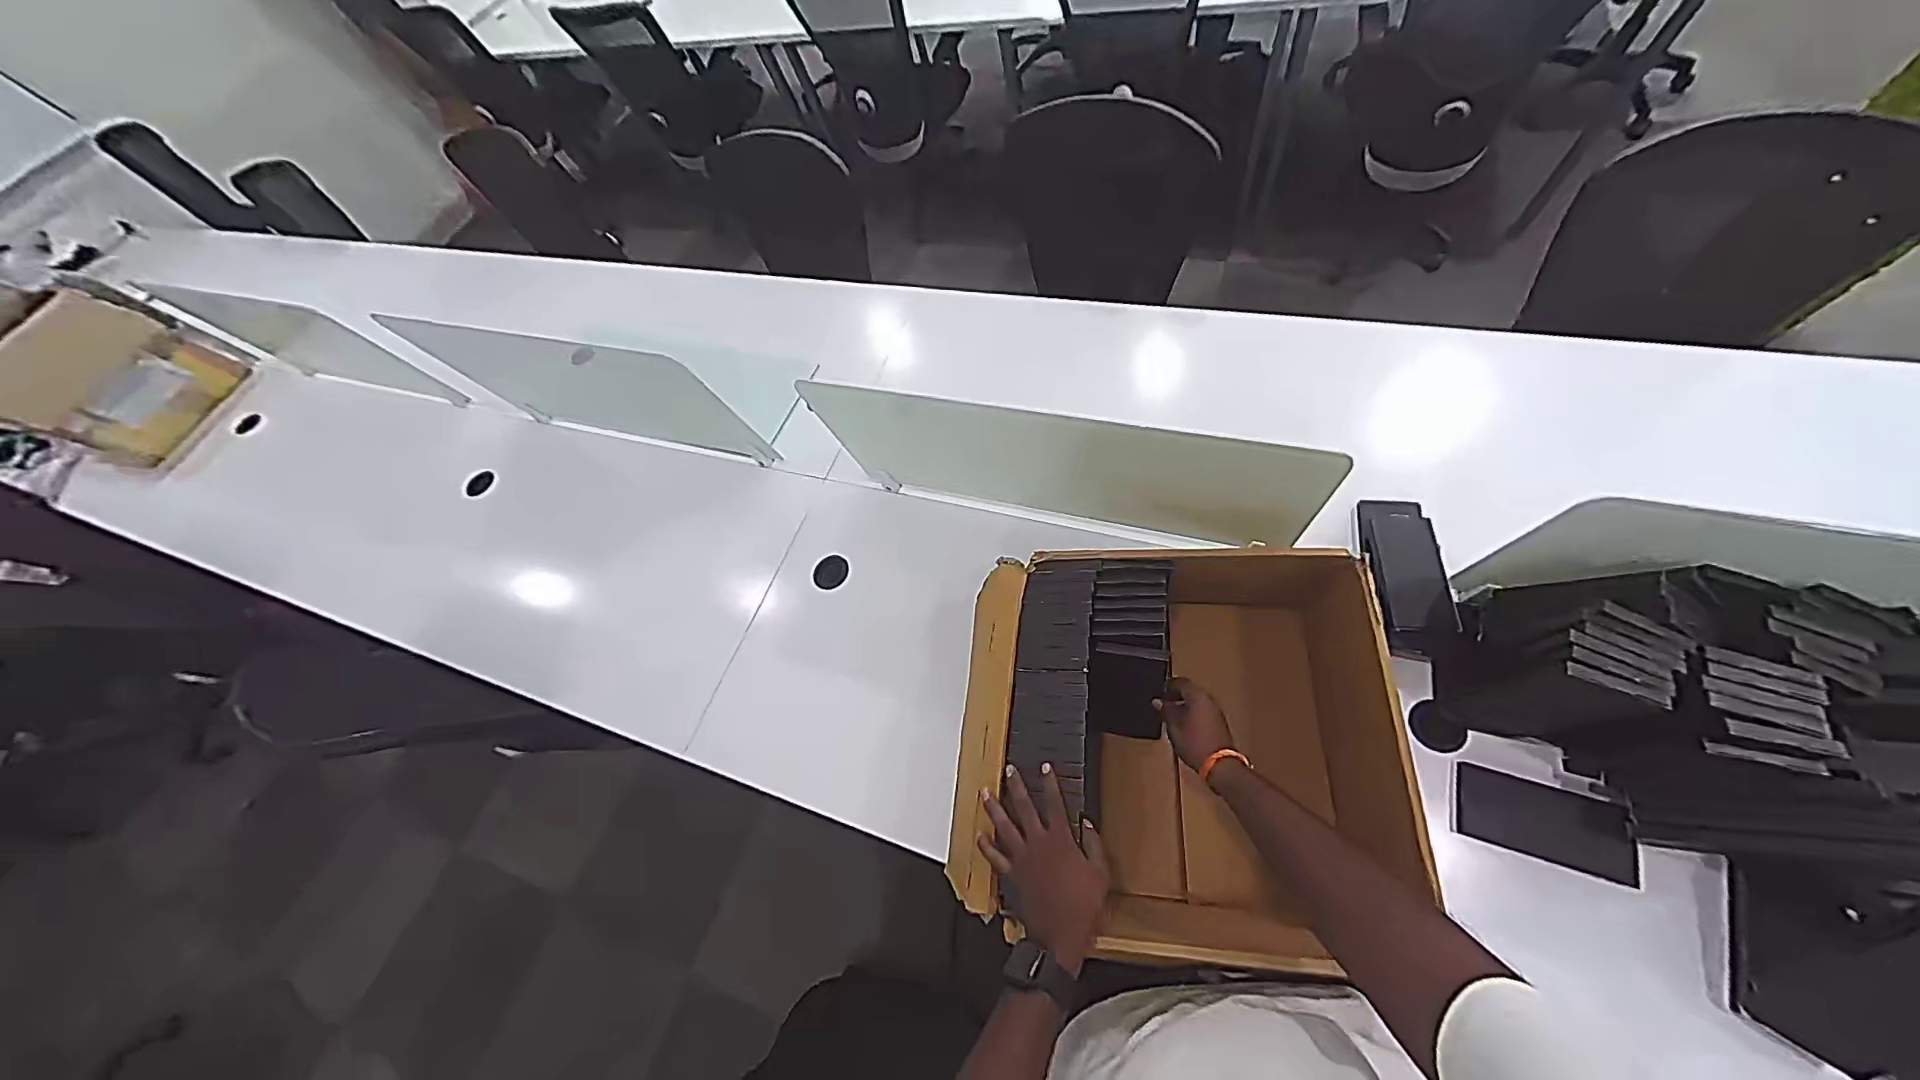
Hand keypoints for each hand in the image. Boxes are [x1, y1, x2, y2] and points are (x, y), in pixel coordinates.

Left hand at [979, 763, 1109, 973]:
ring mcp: (1022, 858)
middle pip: (1024, 807)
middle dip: (1016, 786)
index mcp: (1061, 840)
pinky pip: (995, 857)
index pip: (1055, 803)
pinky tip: (980, 836)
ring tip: (986, 793)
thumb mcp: (1100, 873)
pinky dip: (987, 846)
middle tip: (1008, 770)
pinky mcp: (1012, 874)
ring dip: (994, 808)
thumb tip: (1088, 824)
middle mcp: (1038, 843)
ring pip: (1004, 826)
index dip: (1050, 783)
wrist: (1061, 935)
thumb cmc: (1083, 905)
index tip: (1044, 767)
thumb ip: (1094, 845)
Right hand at [1154, 676, 1234, 773]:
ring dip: (1184, 705)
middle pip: (1190, 691)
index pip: (1181, 682)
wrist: (1219, 764)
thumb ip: (1166, 710)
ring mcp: (1216, 711)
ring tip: (1171, 715)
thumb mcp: (1174, 726)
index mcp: (1197, 696)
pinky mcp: (1219, 723)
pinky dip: (1192, 713)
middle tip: (1163, 704)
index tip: (1159, 693)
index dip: (1168, 686)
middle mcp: (1209, 700)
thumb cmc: (1193, 742)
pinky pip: (1203, 711)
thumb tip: (1158, 702)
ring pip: (1197, 701)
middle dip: (1176, 696)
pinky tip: (1183, 725)